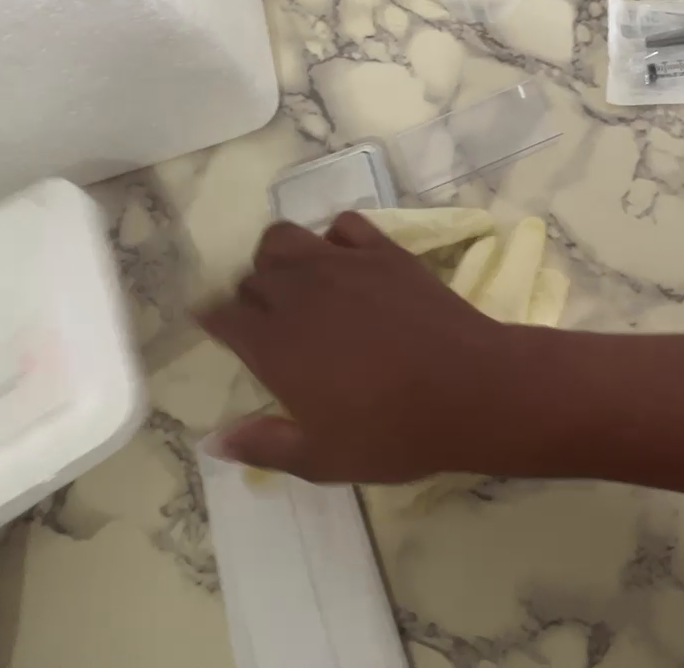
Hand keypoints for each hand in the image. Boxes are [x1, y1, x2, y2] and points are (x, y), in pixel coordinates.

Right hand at [200, 212, 531, 483]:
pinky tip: (349, 263)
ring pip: (284, 237)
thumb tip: (214, 441)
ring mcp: (343, 263)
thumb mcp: (322, 459)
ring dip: (282, 257)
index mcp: (275, 344)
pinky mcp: (384, 250)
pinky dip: (335, 237)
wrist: (470, 388)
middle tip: (273, 321)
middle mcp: (299, 293)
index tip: (226, 332)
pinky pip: (343, 223)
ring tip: (303, 285)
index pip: (222, 315)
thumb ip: (264, 445)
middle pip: (253, 275)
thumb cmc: (394, 432)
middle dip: (252, 295)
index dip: (218, 322)